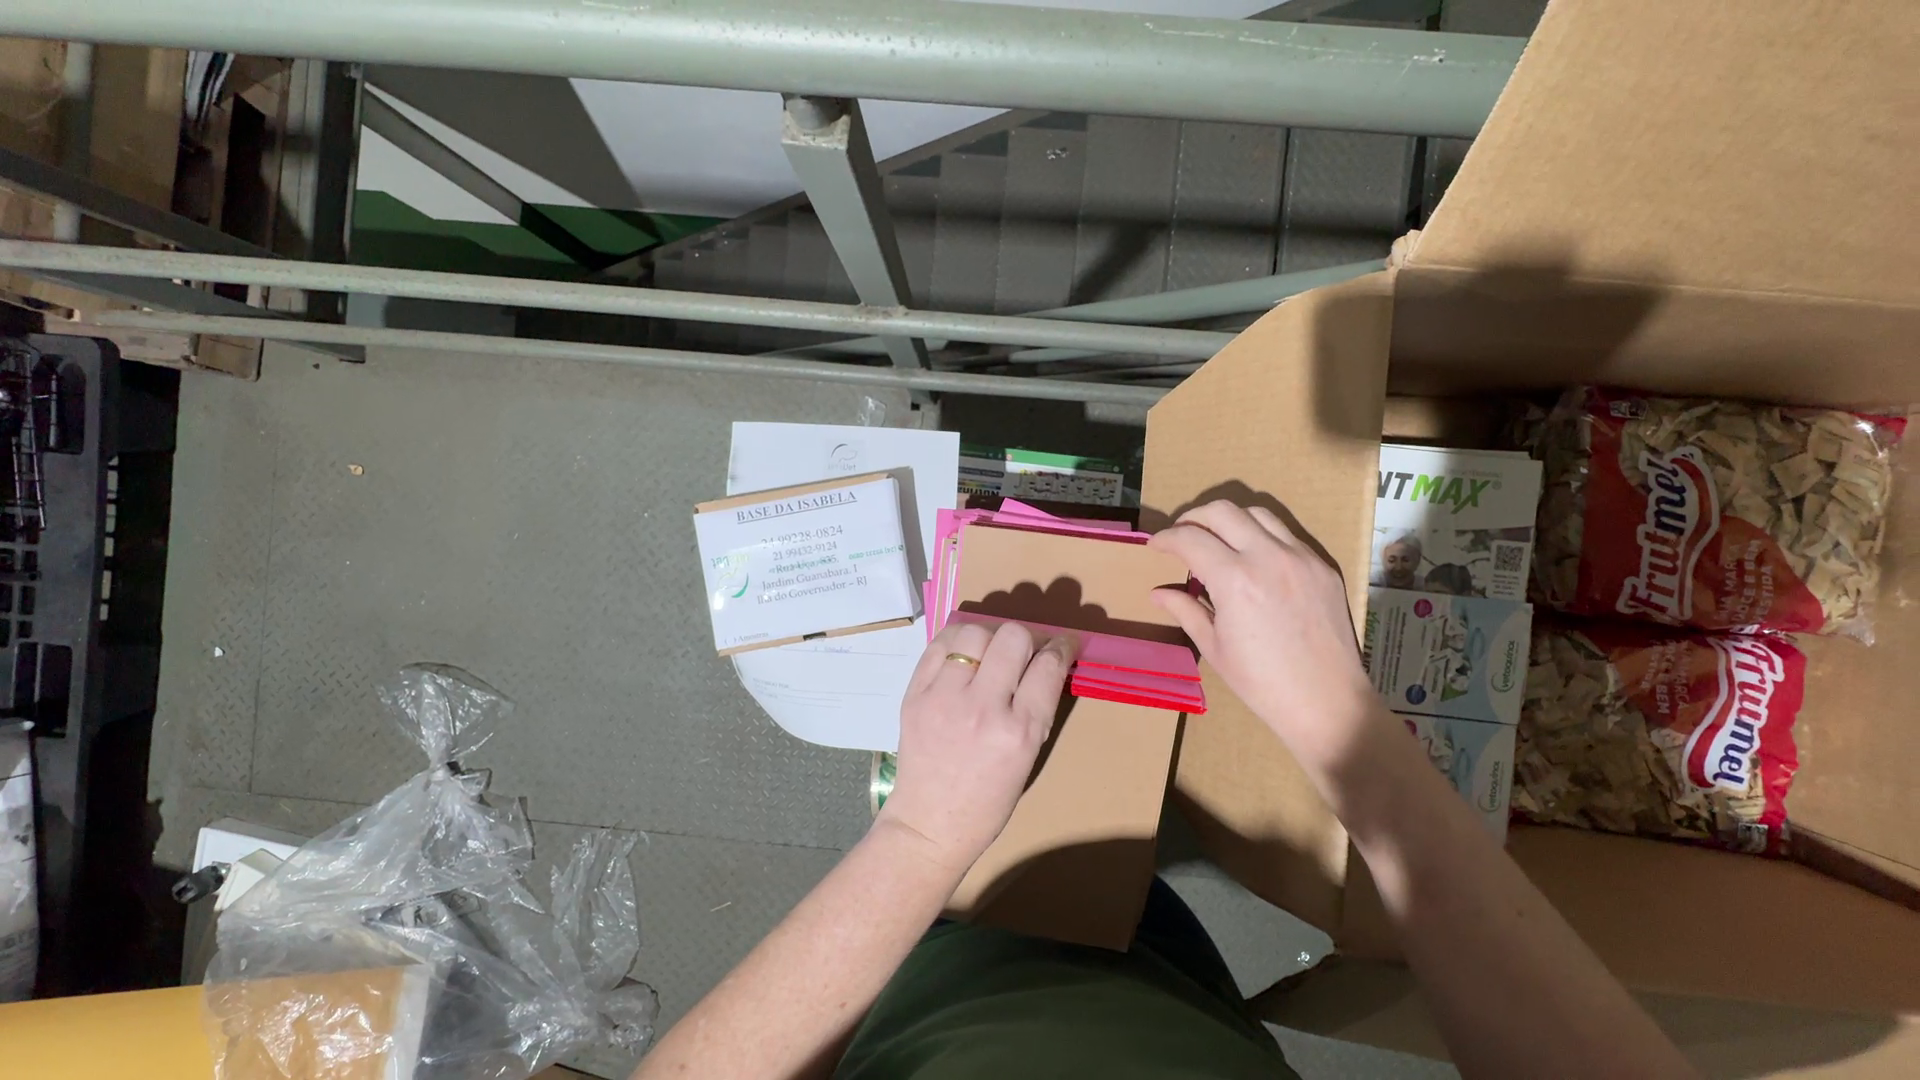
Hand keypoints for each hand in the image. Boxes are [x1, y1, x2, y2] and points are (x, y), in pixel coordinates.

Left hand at [877, 620, 1076, 873]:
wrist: (930, 823)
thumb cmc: (988, 801)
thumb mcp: (1028, 757)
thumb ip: (1037, 708)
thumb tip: (1046, 662)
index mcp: (1019, 732)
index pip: (1048, 666)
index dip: (1061, 647)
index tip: (1062, 644)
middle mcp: (983, 708)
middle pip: (1013, 637)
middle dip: (1026, 638)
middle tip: (1023, 652)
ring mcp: (944, 698)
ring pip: (975, 632)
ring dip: (989, 637)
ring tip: (989, 653)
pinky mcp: (915, 694)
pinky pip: (939, 644)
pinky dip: (956, 642)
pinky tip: (962, 655)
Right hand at [1149, 500, 1384, 774]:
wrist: (1326, 701)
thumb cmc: (1261, 682)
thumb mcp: (1213, 647)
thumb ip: (1185, 610)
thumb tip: (1158, 592)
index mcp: (1234, 580)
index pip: (1190, 538)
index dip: (1166, 538)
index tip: (1155, 545)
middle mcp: (1268, 557)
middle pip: (1222, 511)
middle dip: (1194, 517)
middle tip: (1181, 535)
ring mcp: (1300, 558)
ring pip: (1257, 513)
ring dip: (1229, 519)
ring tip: (1216, 538)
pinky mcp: (1322, 566)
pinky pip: (1286, 534)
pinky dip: (1261, 535)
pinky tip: (1253, 558)